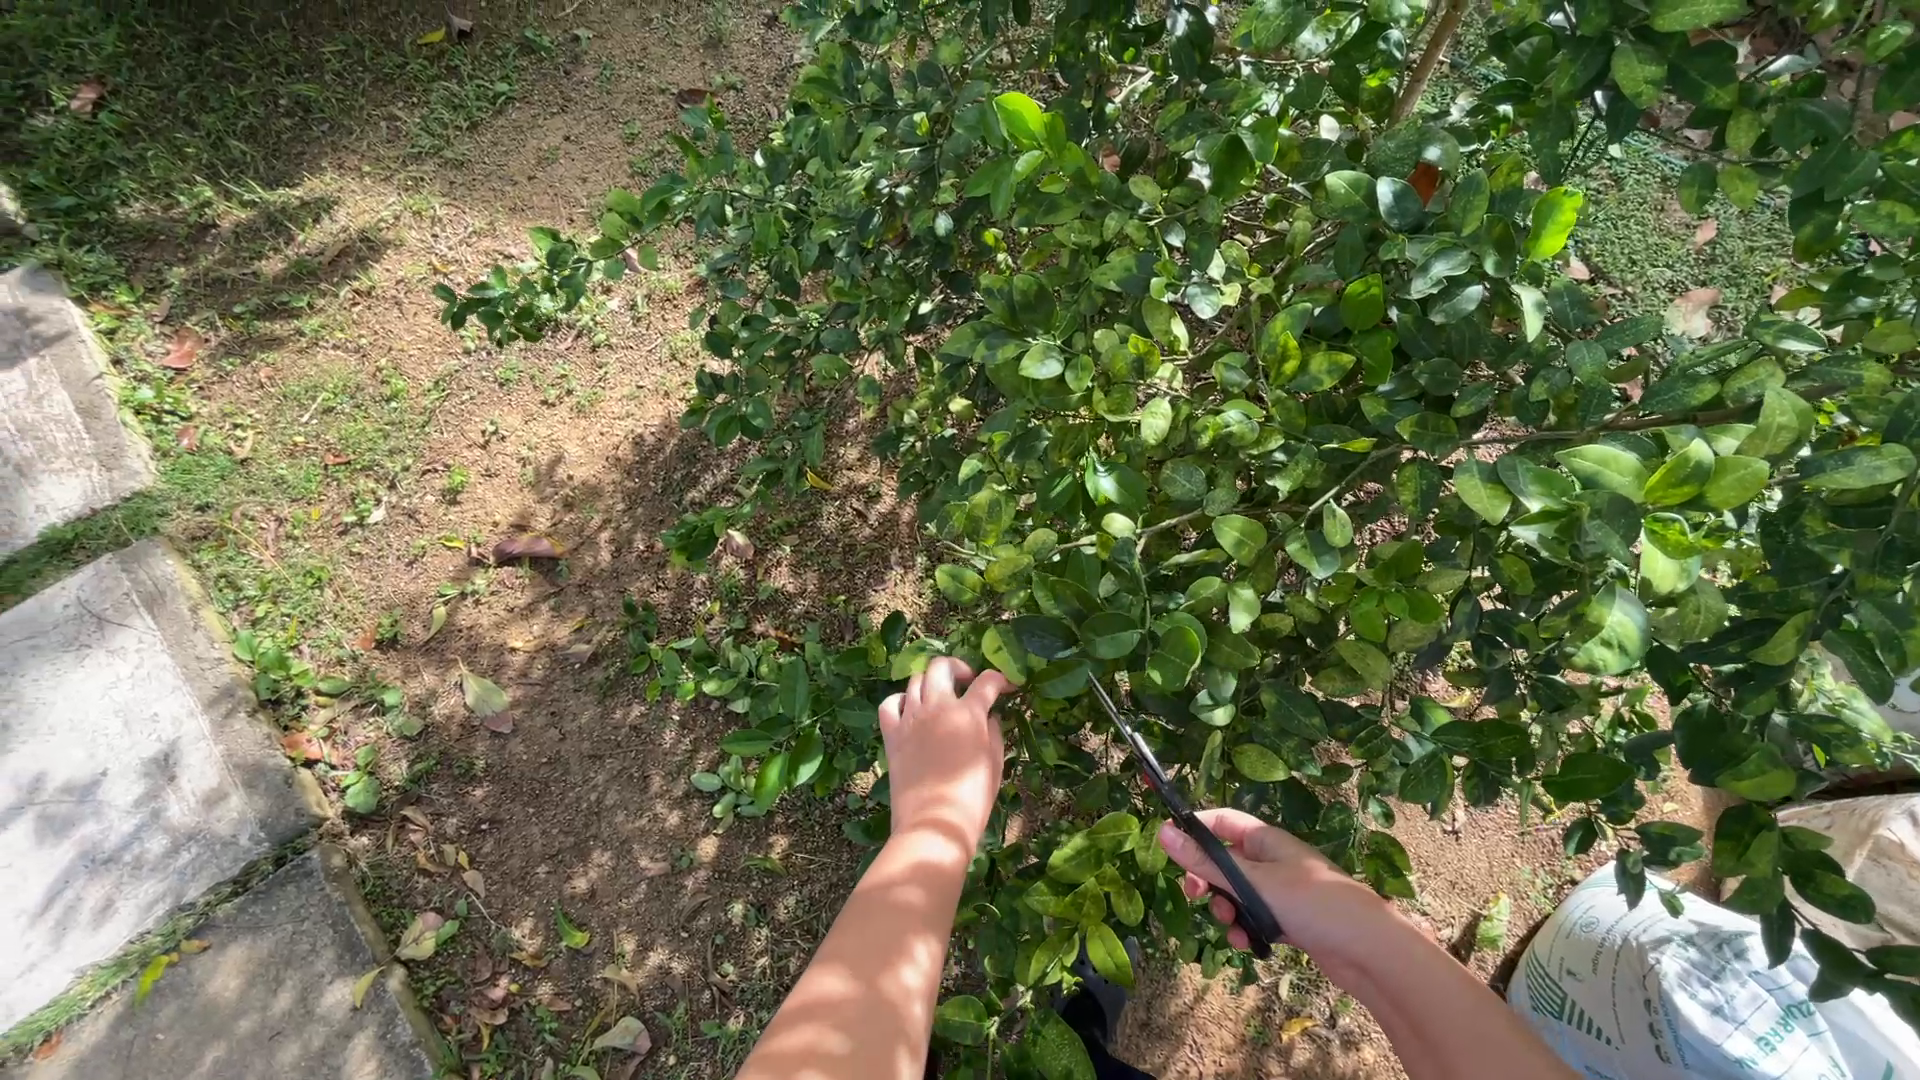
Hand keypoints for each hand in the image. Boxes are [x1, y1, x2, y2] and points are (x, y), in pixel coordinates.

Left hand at [879, 657, 1011, 850]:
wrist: (934, 823)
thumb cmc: (973, 797)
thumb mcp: (995, 763)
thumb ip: (994, 733)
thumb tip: (989, 717)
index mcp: (968, 713)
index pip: (987, 682)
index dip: (1001, 680)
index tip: (1007, 687)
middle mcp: (937, 707)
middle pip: (942, 667)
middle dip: (958, 668)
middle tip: (967, 682)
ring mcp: (911, 718)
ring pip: (916, 680)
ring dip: (932, 683)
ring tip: (940, 698)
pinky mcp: (892, 734)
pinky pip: (890, 704)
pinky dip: (900, 700)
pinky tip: (911, 710)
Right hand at [1159, 808, 1403, 985]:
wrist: (1370, 951)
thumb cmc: (1312, 902)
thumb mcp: (1251, 882)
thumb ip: (1205, 862)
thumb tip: (1162, 832)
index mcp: (1264, 839)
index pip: (1220, 821)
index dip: (1194, 830)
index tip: (1171, 848)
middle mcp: (1271, 860)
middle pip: (1224, 861)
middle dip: (1207, 880)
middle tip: (1196, 896)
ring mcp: (1281, 891)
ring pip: (1237, 894)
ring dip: (1226, 909)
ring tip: (1232, 927)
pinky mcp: (1289, 920)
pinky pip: (1254, 918)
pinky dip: (1246, 929)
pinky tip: (1247, 945)